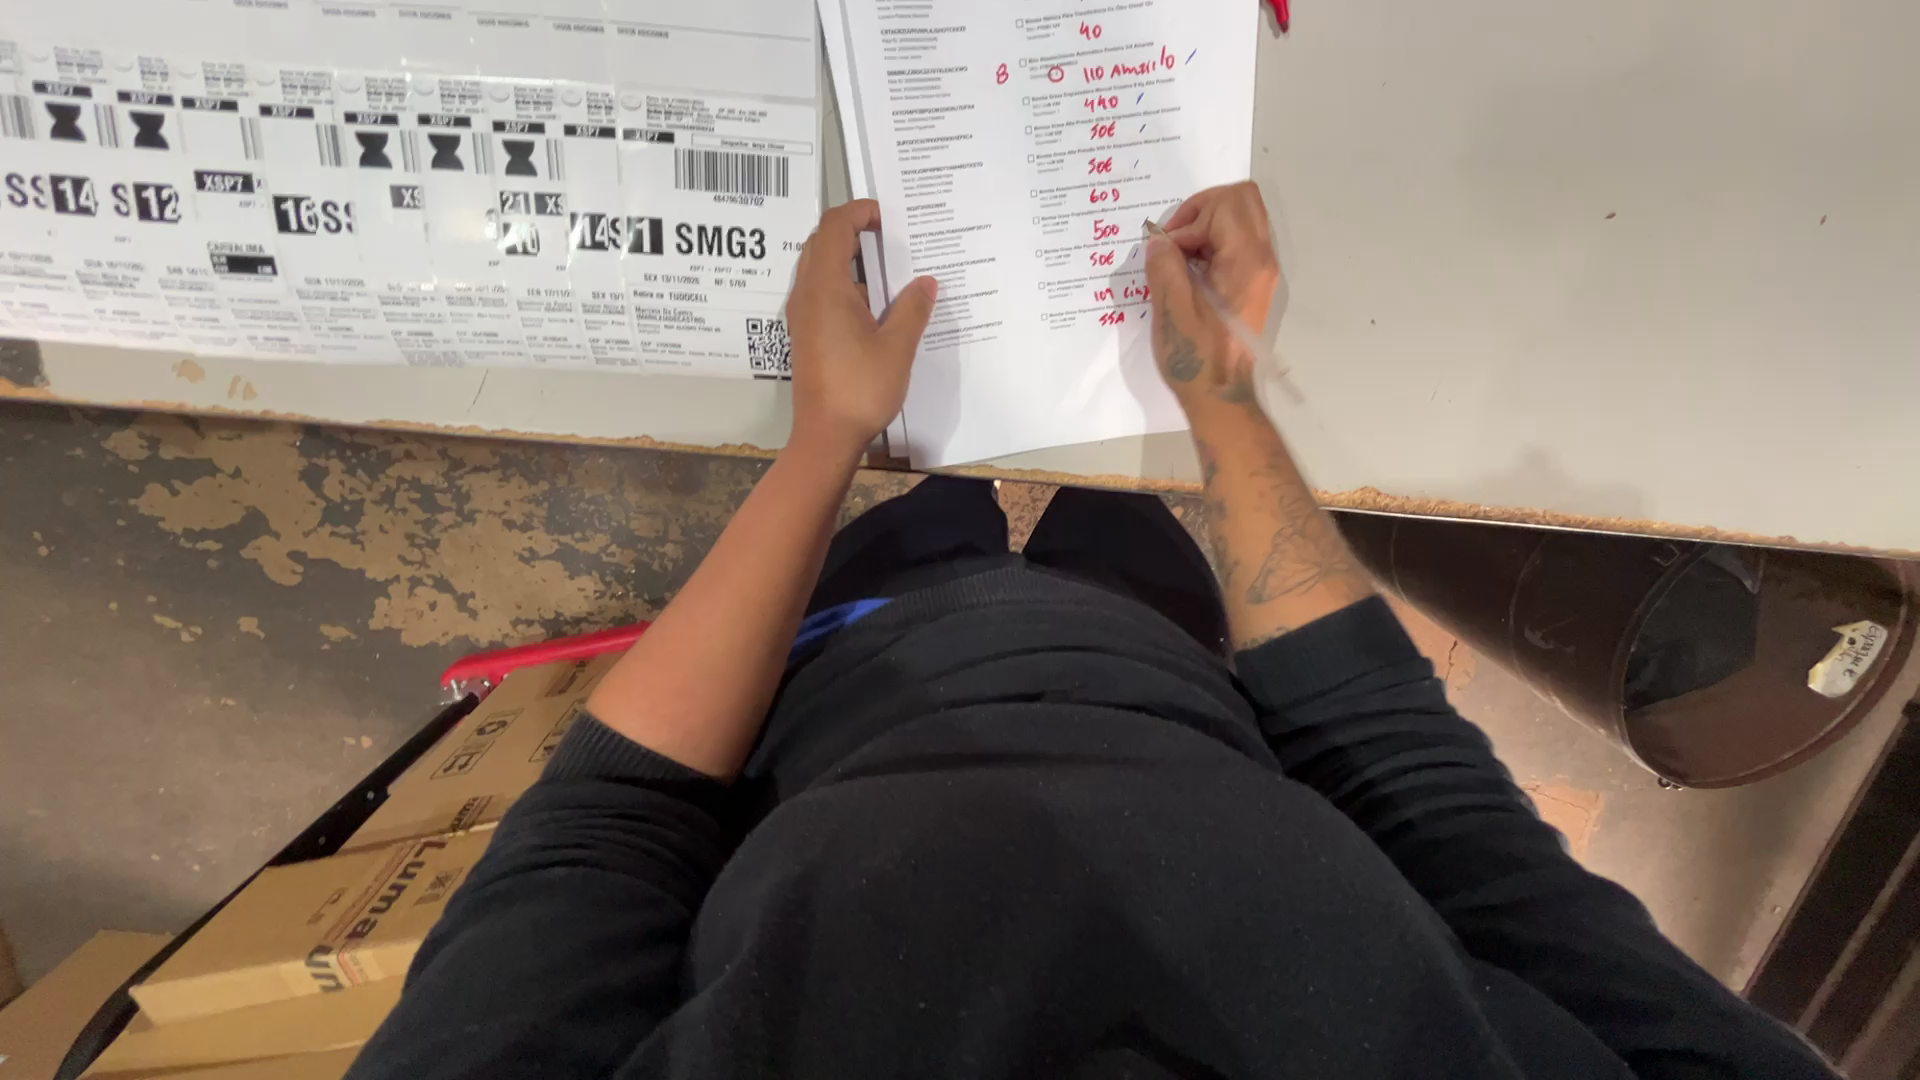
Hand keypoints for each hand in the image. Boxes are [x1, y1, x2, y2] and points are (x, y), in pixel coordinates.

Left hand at [785, 199, 937, 457]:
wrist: (826, 435)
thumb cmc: (861, 389)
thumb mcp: (897, 347)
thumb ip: (912, 308)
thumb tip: (926, 282)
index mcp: (826, 287)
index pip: (835, 227)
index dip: (859, 212)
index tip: (887, 217)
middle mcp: (807, 295)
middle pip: (822, 243)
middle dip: (853, 232)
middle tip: (889, 240)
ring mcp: (803, 317)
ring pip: (820, 270)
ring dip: (850, 263)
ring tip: (888, 274)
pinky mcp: (806, 336)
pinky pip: (821, 295)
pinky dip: (845, 287)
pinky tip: (875, 309)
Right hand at [1144, 182, 1281, 409]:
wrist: (1220, 396)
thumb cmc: (1195, 359)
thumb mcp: (1171, 312)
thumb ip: (1165, 267)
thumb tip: (1159, 242)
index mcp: (1246, 262)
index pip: (1223, 205)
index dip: (1187, 219)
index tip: (1165, 252)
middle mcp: (1263, 260)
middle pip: (1242, 200)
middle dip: (1201, 211)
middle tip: (1174, 242)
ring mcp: (1262, 273)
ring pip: (1242, 219)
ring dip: (1206, 228)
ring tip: (1180, 260)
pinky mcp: (1254, 285)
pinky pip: (1239, 244)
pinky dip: (1213, 245)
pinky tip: (1191, 273)